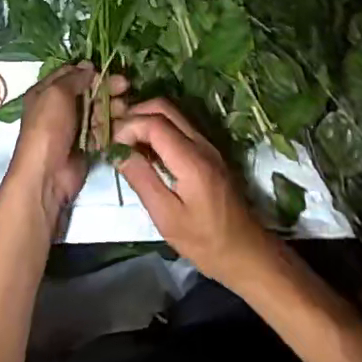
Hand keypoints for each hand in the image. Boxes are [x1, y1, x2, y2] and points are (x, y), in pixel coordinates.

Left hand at [5, 63, 117, 219]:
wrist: (48, 173)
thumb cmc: (48, 127)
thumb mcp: (57, 94)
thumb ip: (74, 78)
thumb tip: (88, 65)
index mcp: (45, 91)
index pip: (69, 74)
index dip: (87, 70)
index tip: (107, 69)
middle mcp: (58, 107)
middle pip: (87, 91)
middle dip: (105, 88)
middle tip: (125, 85)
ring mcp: (73, 126)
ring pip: (97, 110)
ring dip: (111, 107)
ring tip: (123, 108)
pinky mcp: (85, 144)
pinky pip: (101, 130)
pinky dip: (110, 127)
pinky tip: (121, 124)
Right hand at [112, 97, 282, 288]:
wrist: (248, 253)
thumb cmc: (206, 242)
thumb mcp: (167, 217)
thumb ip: (142, 180)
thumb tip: (119, 153)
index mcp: (192, 160)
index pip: (154, 123)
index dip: (128, 127)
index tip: (112, 146)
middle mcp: (202, 144)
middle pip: (163, 107)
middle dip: (134, 114)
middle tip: (115, 137)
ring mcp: (207, 147)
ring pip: (172, 114)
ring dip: (146, 119)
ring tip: (126, 143)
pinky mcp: (208, 154)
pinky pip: (179, 127)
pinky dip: (158, 129)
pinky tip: (145, 151)